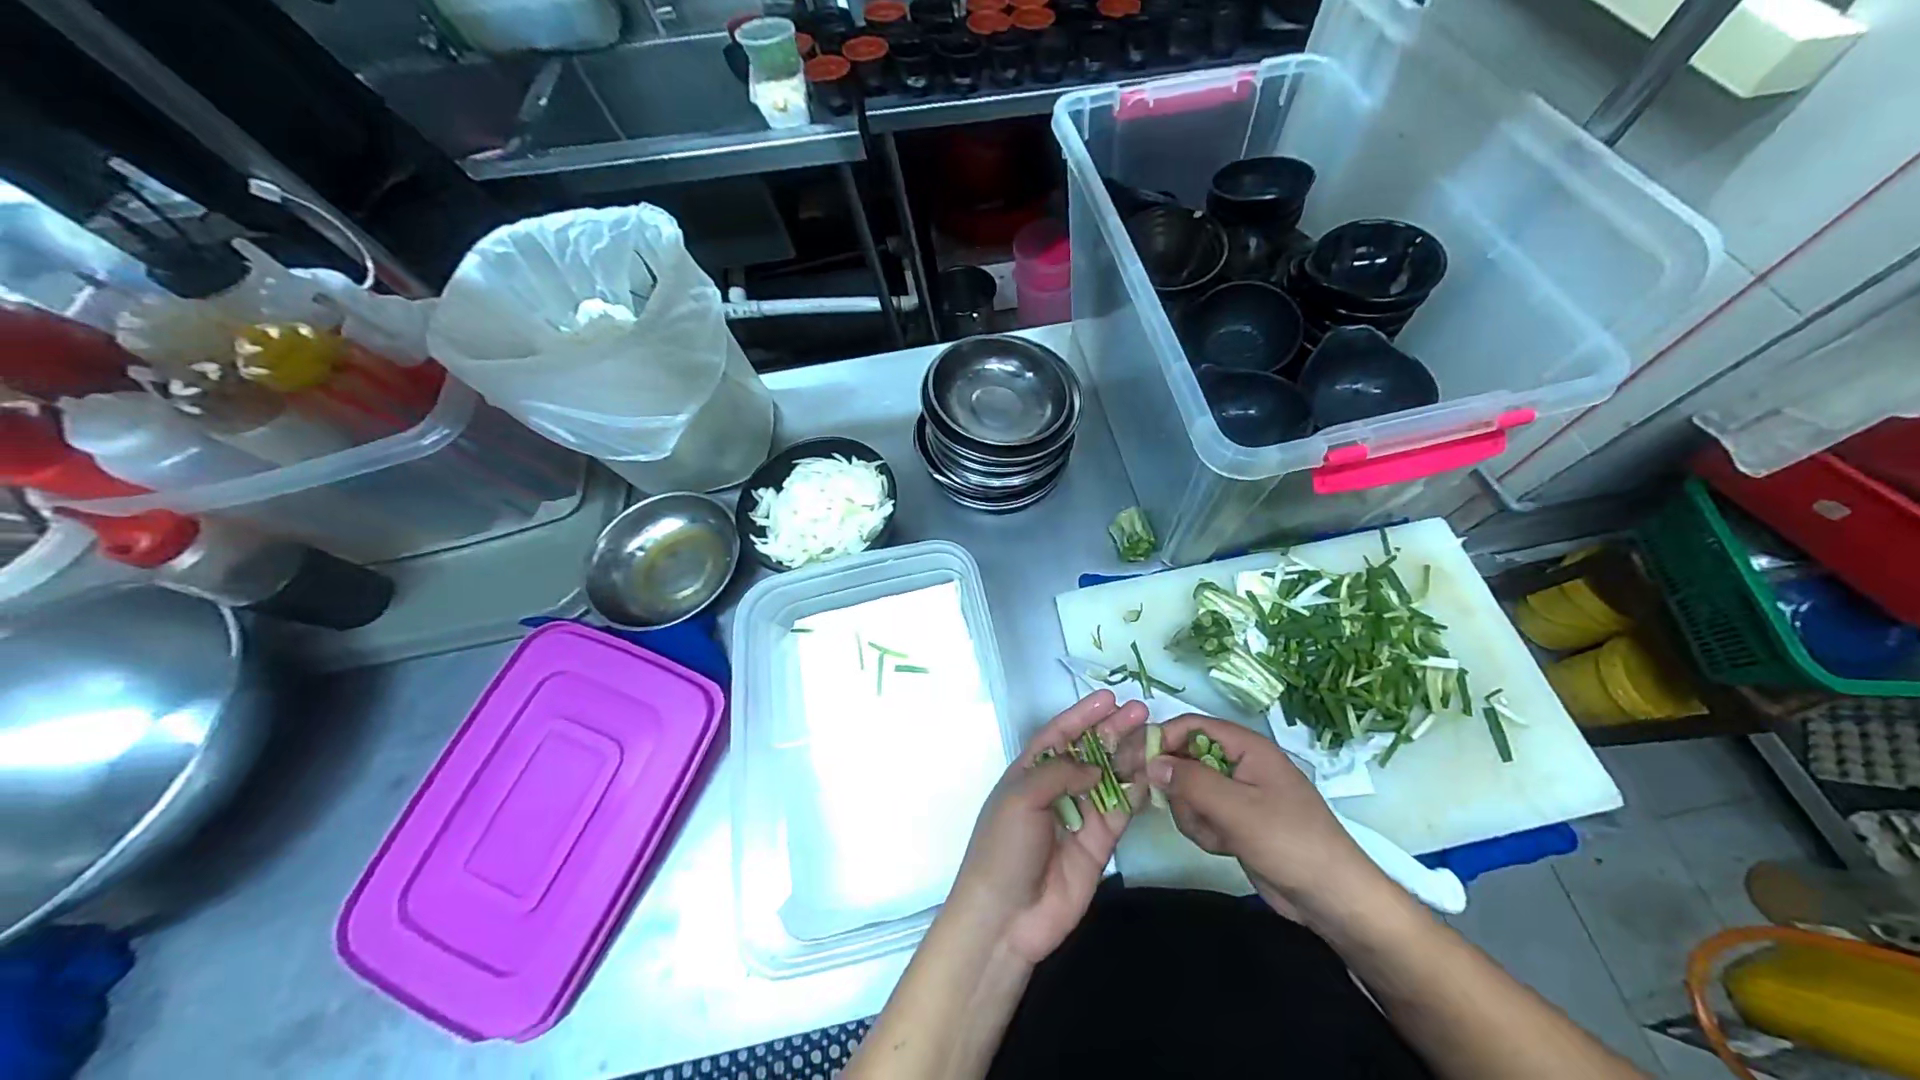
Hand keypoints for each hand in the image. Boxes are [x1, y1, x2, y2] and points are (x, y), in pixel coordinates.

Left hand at [945, 690, 1148, 964]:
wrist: (1007, 916)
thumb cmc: (1003, 847)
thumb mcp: (1021, 797)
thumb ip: (1060, 772)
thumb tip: (1096, 767)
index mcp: (1028, 772)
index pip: (1058, 734)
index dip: (1082, 715)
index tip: (1109, 698)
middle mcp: (1056, 789)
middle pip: (1089, 752)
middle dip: (1113, 730)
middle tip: (1142, 711)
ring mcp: (1080, 815)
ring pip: (1109, 777)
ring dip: (1130, 756)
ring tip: (1154, 736)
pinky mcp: (1100, 842)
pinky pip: (1121, 810)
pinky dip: (1136, 791)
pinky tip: (1152, 773)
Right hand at [1118, 714, 1389, 922]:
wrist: (1331, 898)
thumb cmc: (1290, 842)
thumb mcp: (1237, 809)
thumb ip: (1191, 781)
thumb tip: (1151, 762)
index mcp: (1246, 747)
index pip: (1190, 726)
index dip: (1161, 739)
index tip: (1135, 764)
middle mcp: (1239, 764)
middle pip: (1184, 759)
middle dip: (1180, 788)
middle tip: (1184, 809)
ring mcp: (1237, 793)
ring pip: (1188, 790)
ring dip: (1193, 814)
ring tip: (1217, 834)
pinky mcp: (1235, 820)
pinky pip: (1200, 814)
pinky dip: (1204, 830)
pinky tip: (1224, 847)